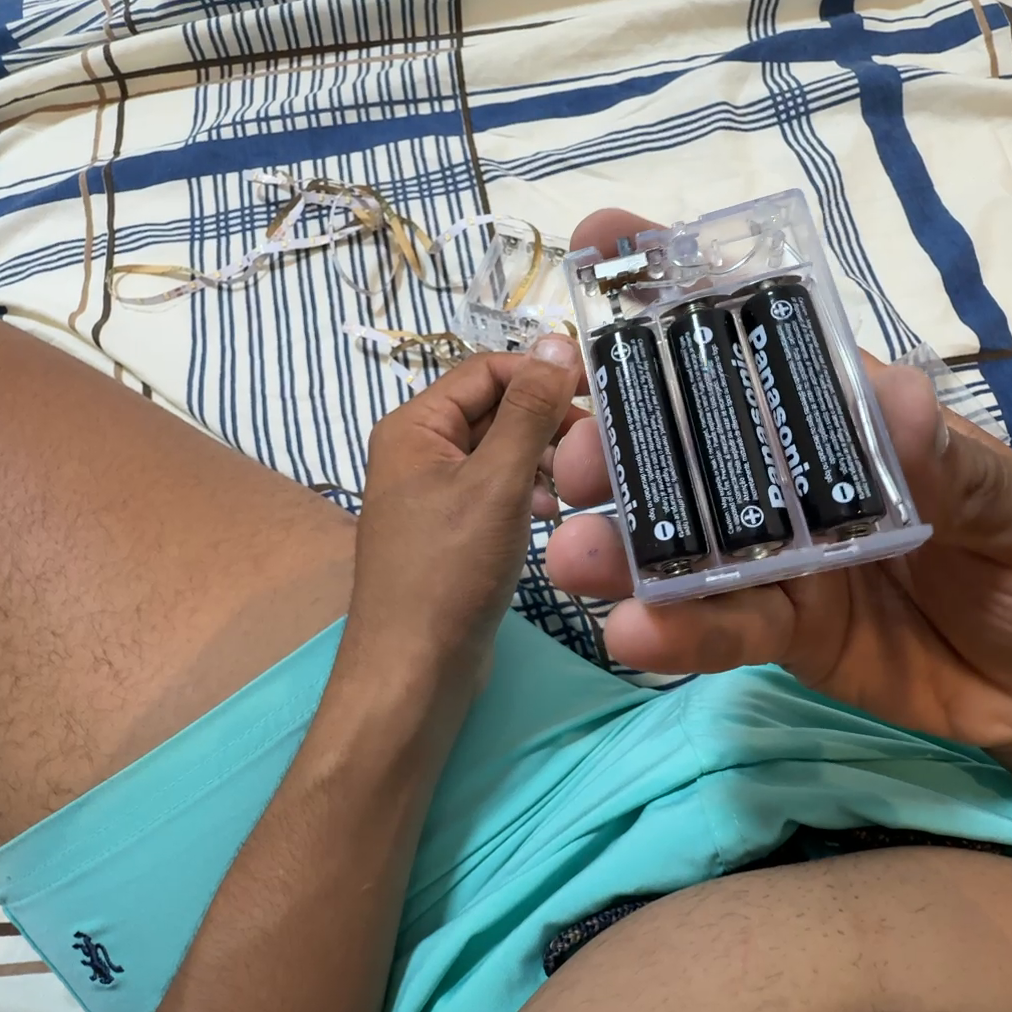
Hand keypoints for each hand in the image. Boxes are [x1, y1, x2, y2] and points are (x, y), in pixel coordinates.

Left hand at [349, 338, 588, 690]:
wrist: (416, 668)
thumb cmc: (450, 570)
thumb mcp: (496, 482)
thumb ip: (528, 411)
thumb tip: (558, 342)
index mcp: (414, 426)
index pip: (485, 370)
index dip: (539, 375)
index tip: (596, 395)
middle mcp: (418, 450)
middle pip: (492, 409)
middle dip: (542, 422)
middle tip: (590, 450)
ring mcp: (433, 492)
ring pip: (498, 450)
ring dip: (538, 458)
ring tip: (570, 486)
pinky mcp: (451, 528)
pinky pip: (494, 489)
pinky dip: (524, 491)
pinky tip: (548, 511)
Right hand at [546, 210, 1011, 751]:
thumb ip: (967, 469)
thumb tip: (899, 397)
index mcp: (843, 414)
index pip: (755, 336)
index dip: (678, 286)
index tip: (602, 239)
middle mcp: (788, 475)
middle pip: (689, 441)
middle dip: (621, 439)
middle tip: (572, 462)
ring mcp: (772, 555)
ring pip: (679, 539)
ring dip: (620, 543)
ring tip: (573, 558)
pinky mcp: (771, 627)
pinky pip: (716, 629)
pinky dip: (674, 632)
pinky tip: (631, 634)